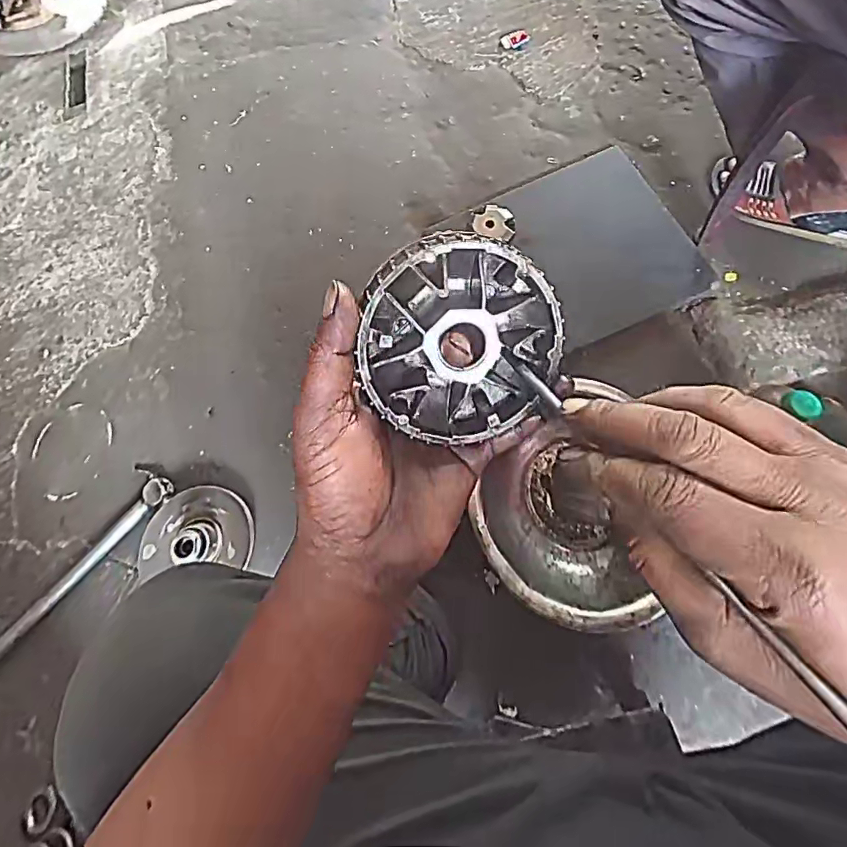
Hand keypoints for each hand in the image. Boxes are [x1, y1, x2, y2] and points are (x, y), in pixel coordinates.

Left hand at [289, 280, 522, 604]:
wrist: (364, 557)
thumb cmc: (332, 496)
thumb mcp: (318, 419)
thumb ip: (329, 360)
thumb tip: (337, 300)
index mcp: (374, 387)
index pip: (398, 337)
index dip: (415, 314)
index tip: (432, 289)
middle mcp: (411, 402)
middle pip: (446, 359)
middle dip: (464, 340)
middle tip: (479, 323)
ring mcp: (443, 428)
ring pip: (477, 388)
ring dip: (493, 371)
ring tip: (509, 350)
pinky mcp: (469, 455)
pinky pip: (499, 429)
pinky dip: (516, 416)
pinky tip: (528, 399)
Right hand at [563, 387, 846, 736]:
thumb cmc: (834, 675)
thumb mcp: (728, 647)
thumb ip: (666, 571)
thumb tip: (625, 511)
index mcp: (790, 565)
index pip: (676, 494)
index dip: (619, 474)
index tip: (586, 466)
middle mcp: (816, 503)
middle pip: (694, 438)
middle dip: (624, 423)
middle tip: (583, 418)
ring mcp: (832, 470)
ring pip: (724, 408)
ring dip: (658, 402)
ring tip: (617, 409)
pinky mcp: (837, 454)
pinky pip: (757, 409)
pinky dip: (704, 401)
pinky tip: (673, 407)